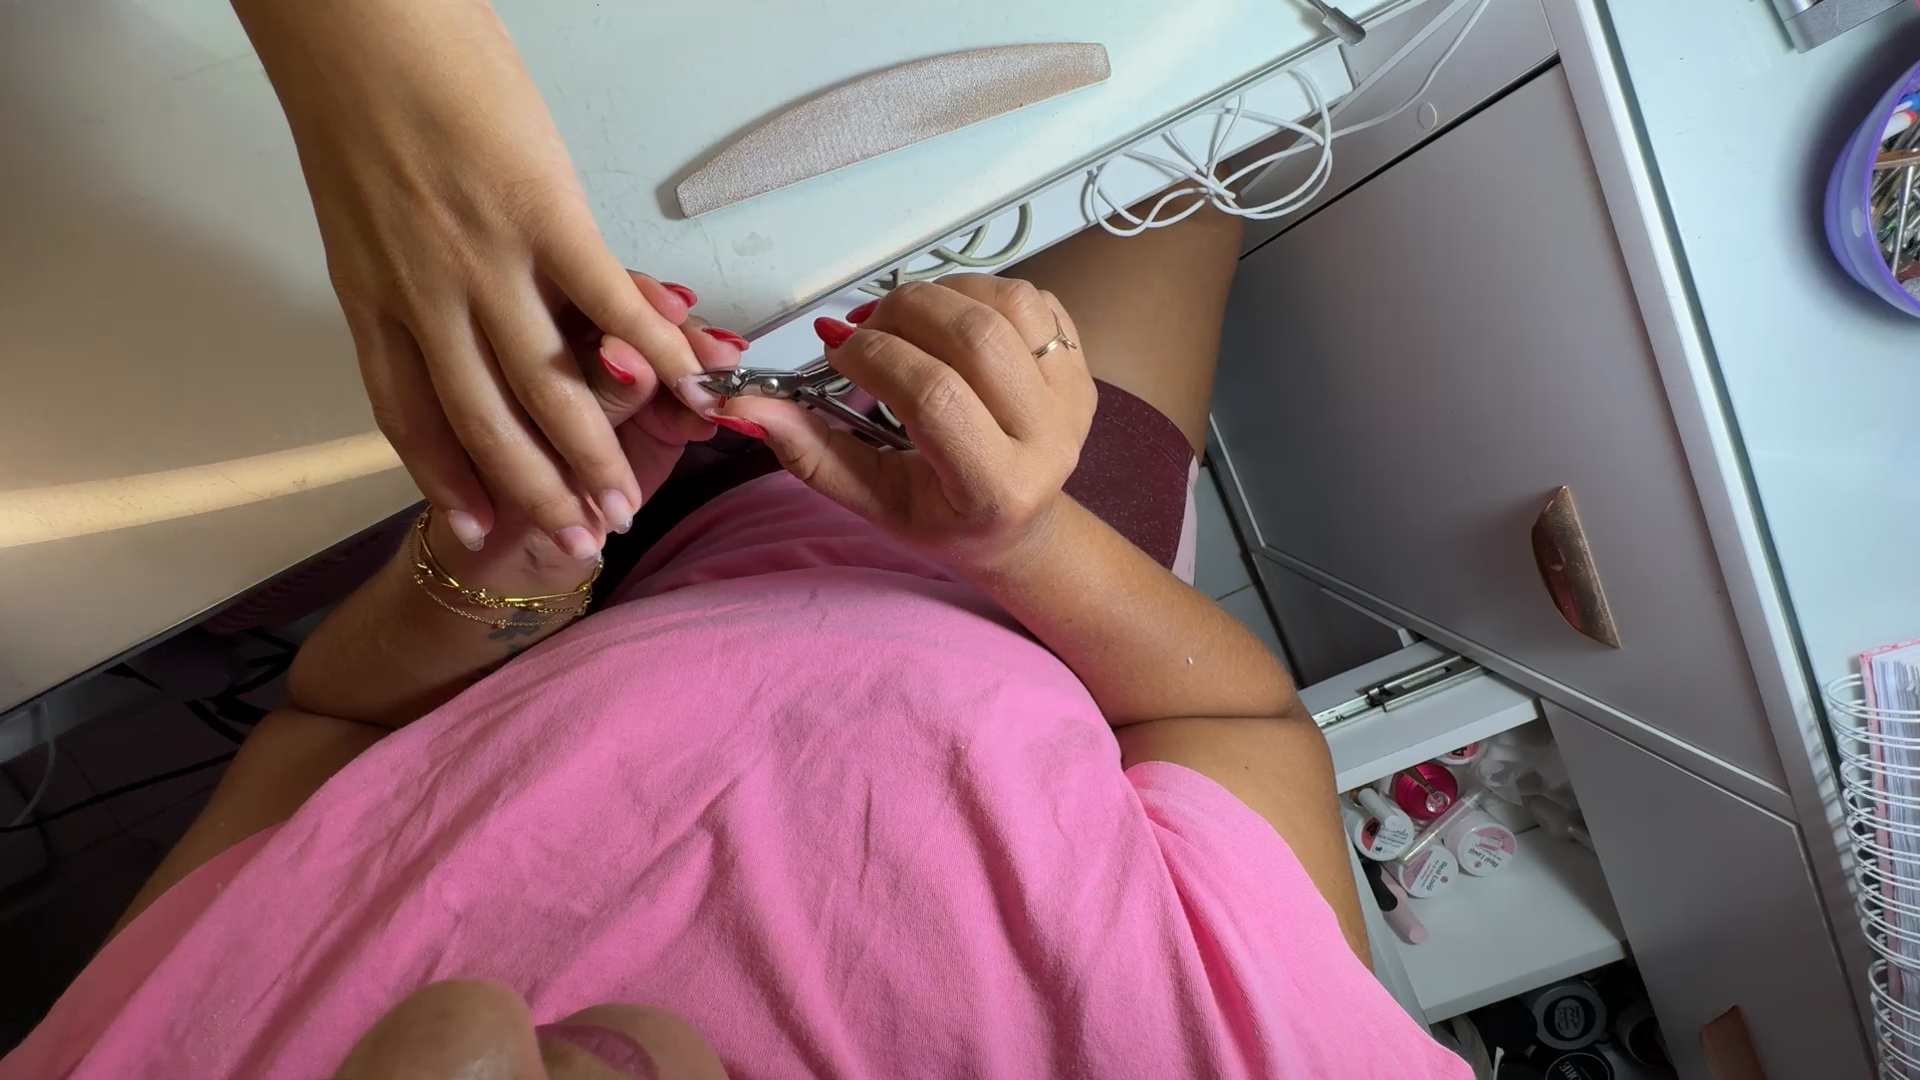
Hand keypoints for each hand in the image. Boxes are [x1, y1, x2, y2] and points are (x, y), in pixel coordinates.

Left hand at [233, 0, 729, 556]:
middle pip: (484, 420)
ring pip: (545, 384)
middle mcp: (424, 293)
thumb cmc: (357, 88)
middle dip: (535, 494)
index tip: (476, 531)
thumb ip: (421, 282)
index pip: (410, 413)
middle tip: (578, 544)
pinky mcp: (543, 213)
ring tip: (624, 506)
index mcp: (374, 293)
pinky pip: (609, 304)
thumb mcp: (366, 209)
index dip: (445, 480)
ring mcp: (485, 257)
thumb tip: (486, 331)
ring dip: (591, 454)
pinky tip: (692, 393)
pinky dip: (657, 356)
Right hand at [720, 276, 1096, 575]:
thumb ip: (813, 455)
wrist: (1021, 523)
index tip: (838, 354)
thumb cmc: (947, 521)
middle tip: (866, 330)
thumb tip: (745, 407)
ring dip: (940, 294)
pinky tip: (949, 322)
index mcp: (996, 488)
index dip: (875, 358)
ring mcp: (1072, 399)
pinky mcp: (1081, 368)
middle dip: (902, 313)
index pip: (936, 396)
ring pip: (1007, 303)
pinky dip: (978, 291)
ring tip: (903, 322)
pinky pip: (1031, 298)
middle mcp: (1049, 440)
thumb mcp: (875, 503)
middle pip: (975, 336)